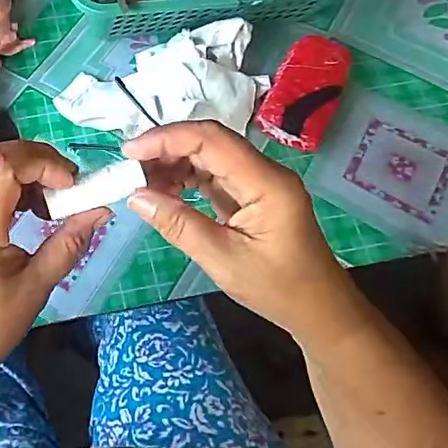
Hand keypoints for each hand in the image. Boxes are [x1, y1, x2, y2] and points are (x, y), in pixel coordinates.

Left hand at [0, 141, 108, 392]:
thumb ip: (70, 241)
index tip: (71, 185)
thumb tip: (101, 210)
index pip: (2, 166)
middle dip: (37, 158)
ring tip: (54, 198)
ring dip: (27, 169)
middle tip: (67, 184)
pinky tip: (35, 210)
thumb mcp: (40, 283)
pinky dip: (15, 183)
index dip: (42, 162)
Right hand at [121, 121, 364, 340]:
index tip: (129, 152)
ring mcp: (259, 181)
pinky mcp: (253, 194)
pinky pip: (215, 175)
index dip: (166, 139)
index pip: (211, 140)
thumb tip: (137, 196)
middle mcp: (265, 172)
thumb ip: (179, 225)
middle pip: (209, 142)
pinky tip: (164, 191)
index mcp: (266, 182)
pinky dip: (187, 179)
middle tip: (129, 170)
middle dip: (166, 149)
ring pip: (210, 156)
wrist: (318, 308)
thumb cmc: (278, 289)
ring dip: (174, 164)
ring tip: (141, 183)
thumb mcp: (223, 260)